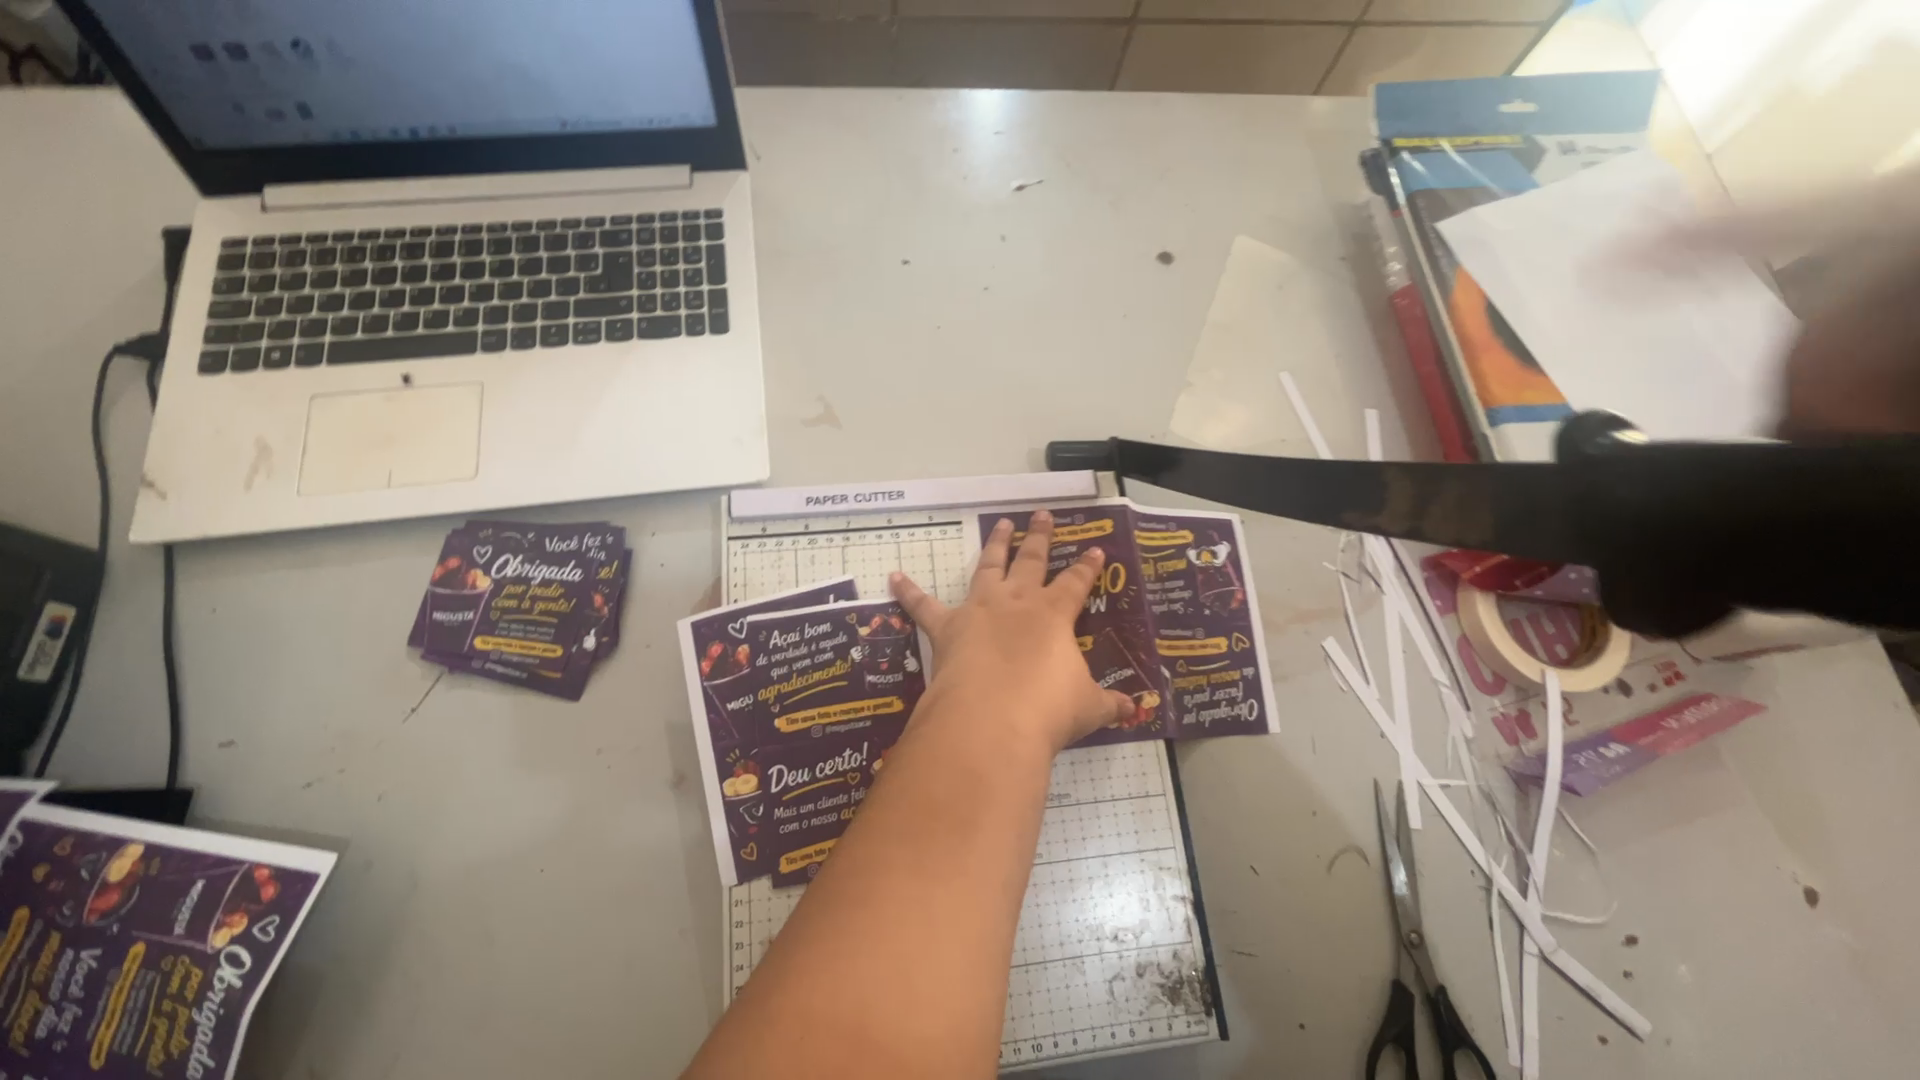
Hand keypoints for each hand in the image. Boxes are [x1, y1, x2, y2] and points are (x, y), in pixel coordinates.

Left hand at [890, 510, 1133, 752]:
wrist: (992, 717)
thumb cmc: (1046, 710)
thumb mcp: (1086, 708)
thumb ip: (1107, 704)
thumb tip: (1134, 710)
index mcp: (1055, 615)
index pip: (1076, 583)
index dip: (1088, 567)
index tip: (1096, 550)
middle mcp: (1017, 602)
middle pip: (1032, 560)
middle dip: (1039, 537)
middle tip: (1042, 515)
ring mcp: (979, 610)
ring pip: (989, 567)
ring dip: (995, 545)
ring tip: (1001, 525)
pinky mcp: (947, 627)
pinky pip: (923, 606)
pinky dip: (908, 592)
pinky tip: (894, 577)